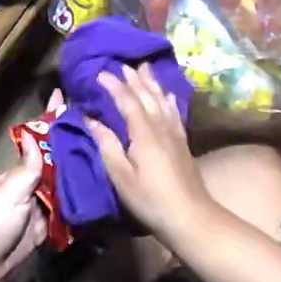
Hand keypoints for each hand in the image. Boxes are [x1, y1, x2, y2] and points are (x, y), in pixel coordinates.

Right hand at [86, 64, 217, 242]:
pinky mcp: (183, 144)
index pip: (127, 101)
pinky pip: (174, 112)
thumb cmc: (150, 199)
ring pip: (162, 101)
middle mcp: (161, 127)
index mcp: (144, 133)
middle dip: (134, 79)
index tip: (99, 73)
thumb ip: (106, 144)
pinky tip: (167, 95)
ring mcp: (175, 134)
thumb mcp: (120, 175)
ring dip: (152, 84)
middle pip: (147, 96)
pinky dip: (168, 99)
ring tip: (144, 69)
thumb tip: (90, 119)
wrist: (190, 217)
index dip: (114, 86)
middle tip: (121, 64)